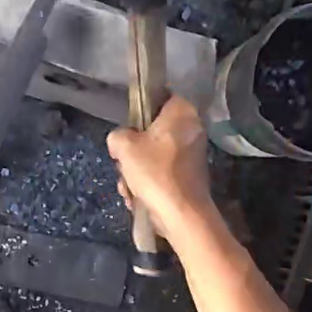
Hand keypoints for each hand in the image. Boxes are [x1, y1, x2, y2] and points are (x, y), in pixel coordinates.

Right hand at [107, 96, 215, 242]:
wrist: (182, 214)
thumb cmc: (155, 172)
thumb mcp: (125, 147)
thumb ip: (118, 136)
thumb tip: (120, 141)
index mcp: (182, 112)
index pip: (160, 98)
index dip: (140, 112)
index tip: (127, 130)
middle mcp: (192, 129)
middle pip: (153, 132)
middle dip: (134, 152)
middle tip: (125, 165)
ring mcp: (193, 155)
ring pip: (154, 156)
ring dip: (136, 173)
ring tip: (129, 188)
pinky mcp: (190, 178)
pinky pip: (162, 174)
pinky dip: (149, 185)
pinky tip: (138, 199)